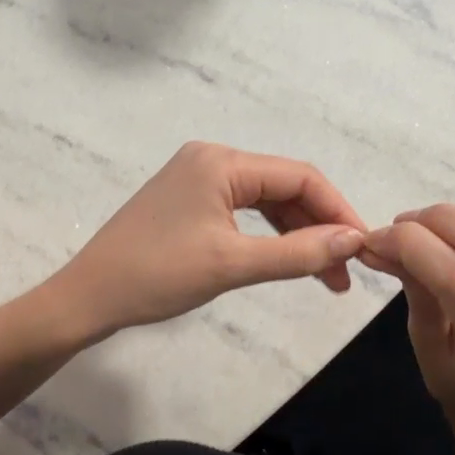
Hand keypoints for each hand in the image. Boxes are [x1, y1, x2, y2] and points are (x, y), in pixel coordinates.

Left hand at [50, 142, 367, 337]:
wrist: (89, 296)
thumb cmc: (158, 276)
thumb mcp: (233, 265)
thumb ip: (298, 253)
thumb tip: (354, 241)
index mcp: (221, 162)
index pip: (299, 177)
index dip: (338, 211)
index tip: (364, 250)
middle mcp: (210, 159)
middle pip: (283, 186)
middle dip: (318, 228)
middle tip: (344, 275)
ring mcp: (195, 178)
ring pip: (264, 201)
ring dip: (296, 235)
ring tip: (324, 277)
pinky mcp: (186, 201)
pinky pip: (241, 210)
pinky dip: (267, 236)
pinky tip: (286, 260)